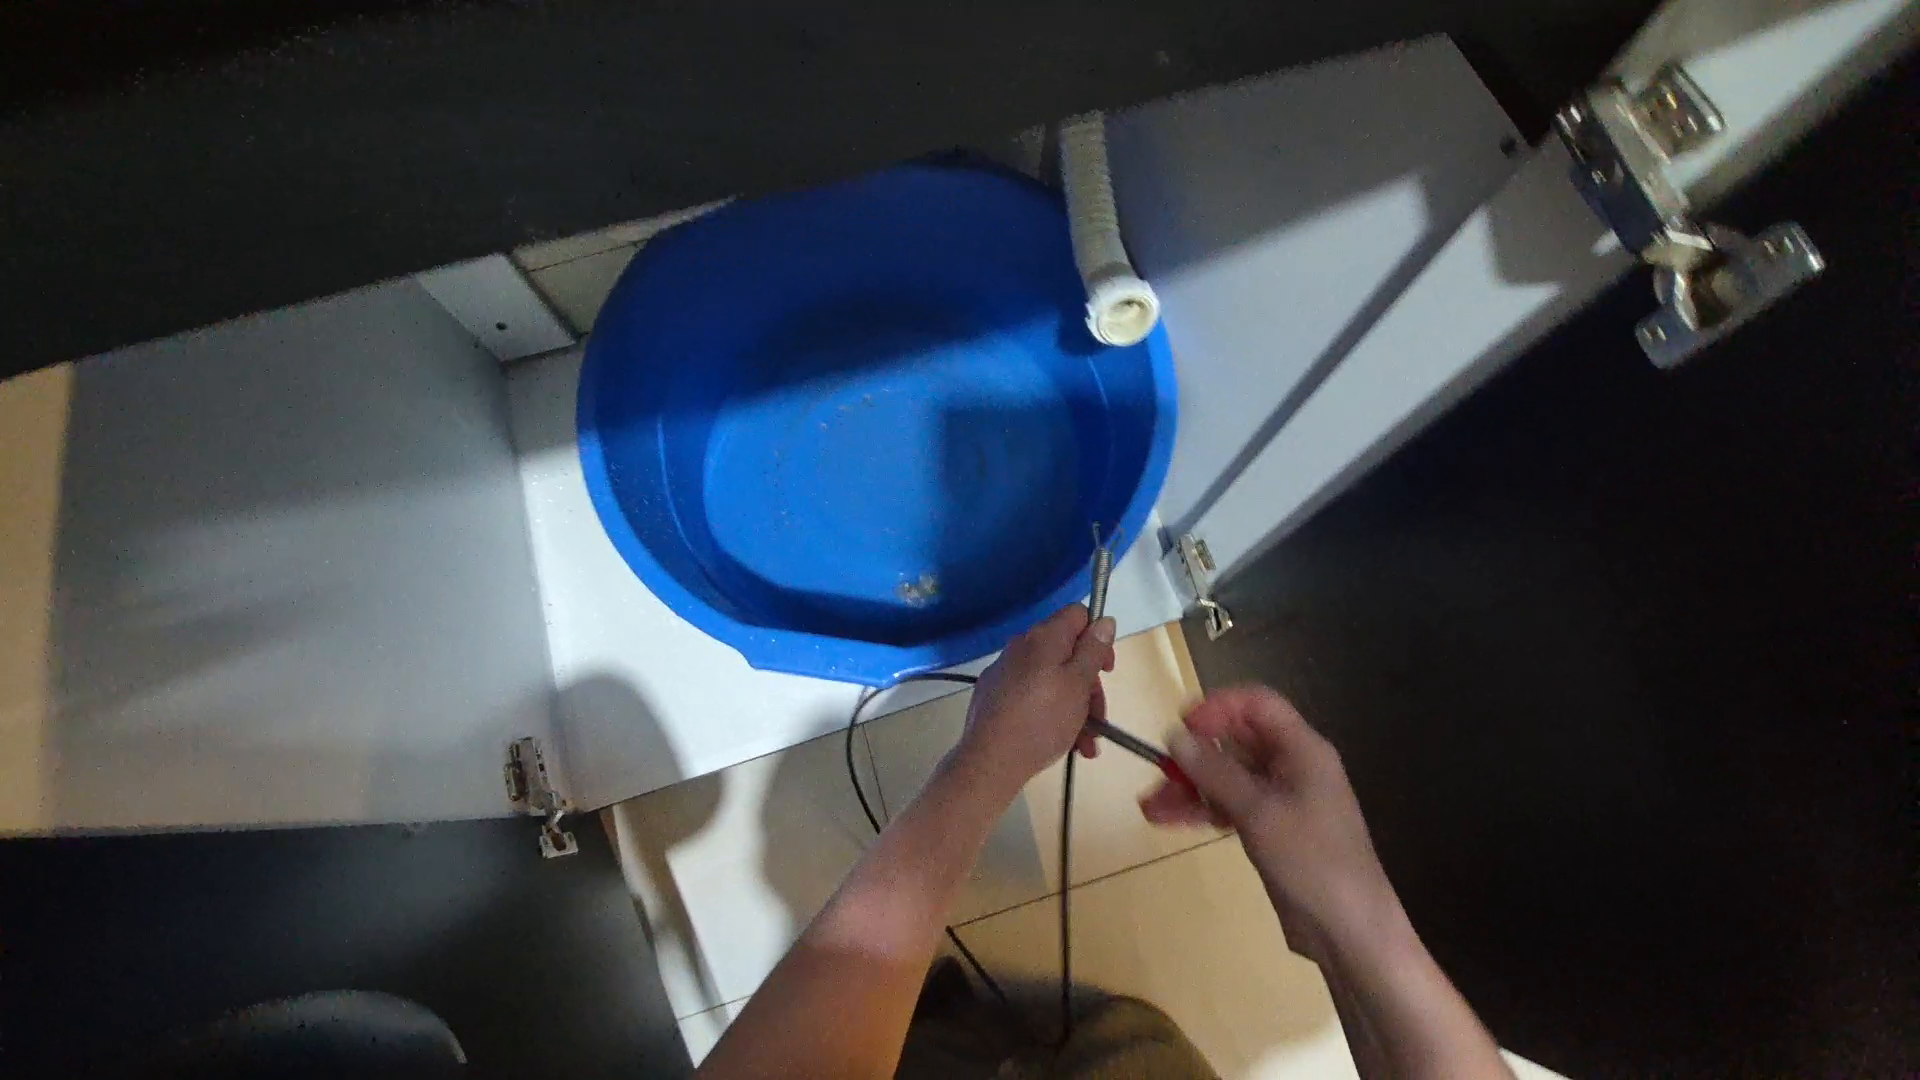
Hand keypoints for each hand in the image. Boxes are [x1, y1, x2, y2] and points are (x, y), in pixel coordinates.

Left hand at [952, 604, 1114, 797]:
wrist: (990, 760)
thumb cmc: (1042, 720)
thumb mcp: (1078, 684)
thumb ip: (1093, 650)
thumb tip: (1104, 620)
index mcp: (1043, 637)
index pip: (1077, 615)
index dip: (1098, 637)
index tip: (1106, 670)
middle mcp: (1021, 646)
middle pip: (1067, 653)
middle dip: (1089, 686)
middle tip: (1098, 719)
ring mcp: (1005, 671)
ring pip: (1052, 680)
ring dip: (1075, 708)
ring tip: (1086, 745)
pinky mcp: (995, 695)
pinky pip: (1032, 695)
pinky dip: (1051, 713)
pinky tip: (1063, 743)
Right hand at [1140, 685, 1400, 962]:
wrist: (1350, 934)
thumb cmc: (1313, 862)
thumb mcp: (1259, 812)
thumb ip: (1215, 772)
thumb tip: (1175, 736)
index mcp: (1302, 750)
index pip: (1256, 704)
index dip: (1218, 708)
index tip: (1183, 727)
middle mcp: (1290, 766)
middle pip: (1235, 740)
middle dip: (1194, 752)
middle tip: (1158, 768)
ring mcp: (1279, 799)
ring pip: (1225, 775)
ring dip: (1189, 785)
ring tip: (1150, 803)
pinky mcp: (1268, 828)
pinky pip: (1226, 804)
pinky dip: (1199, 808)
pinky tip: (1166, 818)